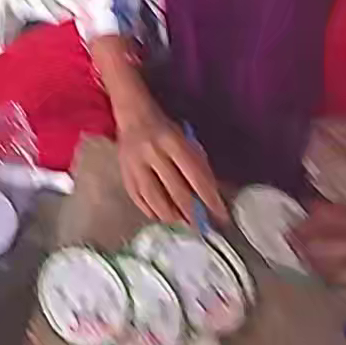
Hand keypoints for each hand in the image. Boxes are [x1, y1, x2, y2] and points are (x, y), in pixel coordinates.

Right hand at [114, 94, 223, 224]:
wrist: (132, 115)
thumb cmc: (165, 129)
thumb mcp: (186, 139)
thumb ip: (200, 165)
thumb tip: (216, 195)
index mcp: (172, 140)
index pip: (195, 175)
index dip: (210, 198)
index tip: (221, 216)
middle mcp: (152, 152)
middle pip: (175, 191)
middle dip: (192, 214)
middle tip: (204, 228)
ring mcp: (135, 164)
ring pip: (155, 199)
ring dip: (172, 217)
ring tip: (184, 226)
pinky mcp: (124, 173)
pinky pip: (138, 199)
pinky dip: (152, 212)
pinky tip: (163, 218)